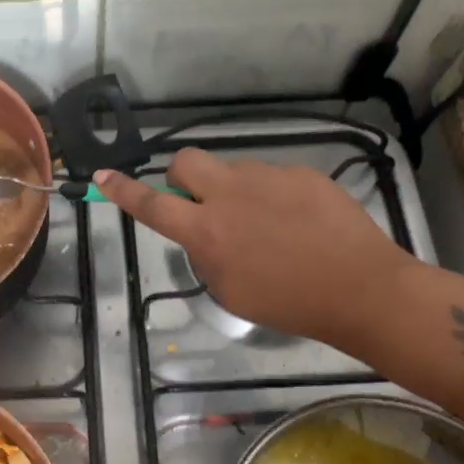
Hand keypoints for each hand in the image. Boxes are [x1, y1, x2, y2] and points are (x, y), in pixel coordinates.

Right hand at [94, 148, 415, 348]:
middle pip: (187, 161)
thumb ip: (207, 255)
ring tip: (271, 227)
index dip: (124, 191)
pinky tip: (302, 224)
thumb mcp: (232, 291)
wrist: (360, 288)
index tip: (103, 176)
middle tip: (202, 204)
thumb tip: (205, 234)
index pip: (153, 205)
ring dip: (236, 192)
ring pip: (235, 171)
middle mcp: (231, 194)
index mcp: (208, 231)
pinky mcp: (302, 173)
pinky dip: (275, 197)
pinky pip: (274, 178)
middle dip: (184, 178)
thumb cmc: (291, 303)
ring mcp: (269, 178)